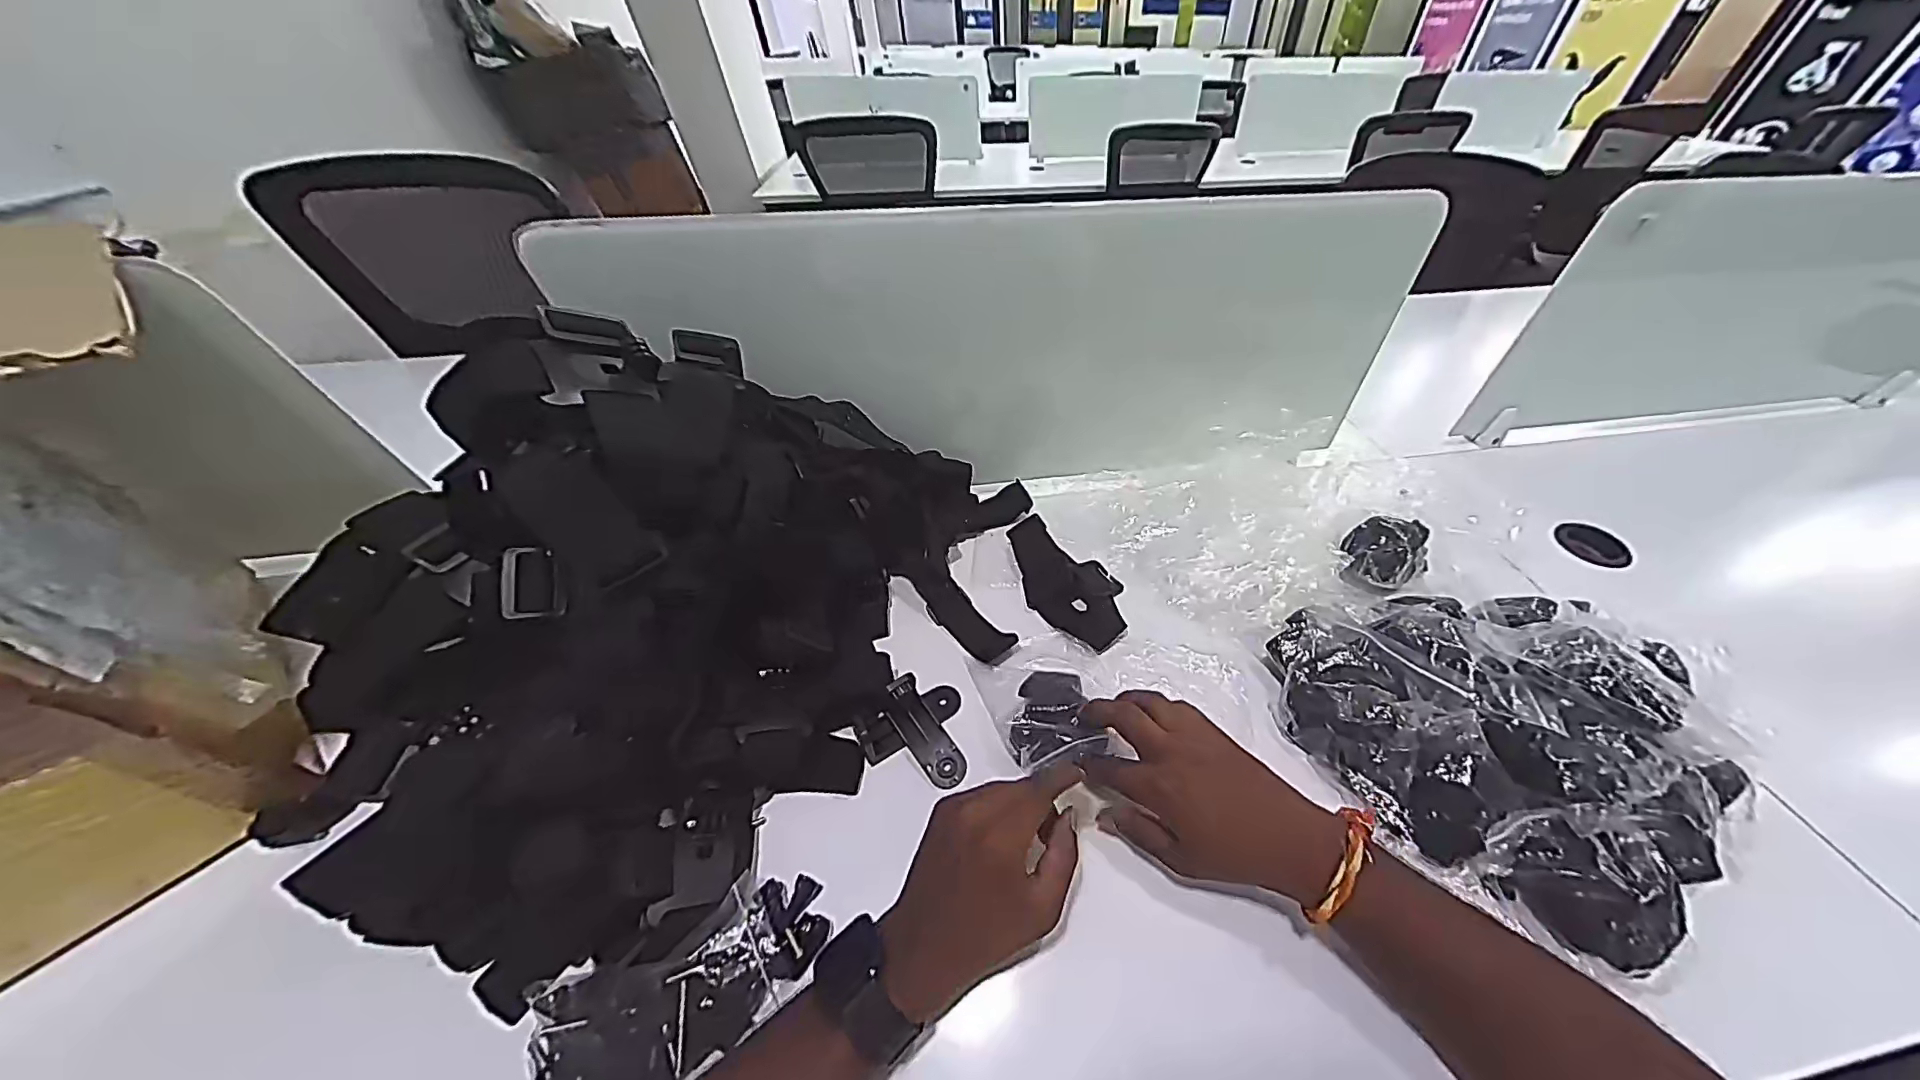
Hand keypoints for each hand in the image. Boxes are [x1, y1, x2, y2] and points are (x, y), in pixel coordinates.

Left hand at [878, 764, 1081, 1023]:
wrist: (924, 948)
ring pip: (1000, 789)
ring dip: (1018, 804)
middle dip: (1041, 799)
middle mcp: (972, 815)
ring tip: (1023, 842)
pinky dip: (995, 809)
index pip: (1039, 787)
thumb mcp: (1042, 907)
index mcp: (1000, 836)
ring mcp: (952, 812)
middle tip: (1051, 827)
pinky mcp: (940, 815)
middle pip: (1020, 786)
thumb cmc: (977, 937)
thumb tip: (1067, 822)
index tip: (1073, 773)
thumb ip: (1064, 855)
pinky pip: (979, 797)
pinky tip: (998, 842)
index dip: (1062, 777)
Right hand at [1082, 690, 1342, 904]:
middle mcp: (1171, 753)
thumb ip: (1138, 833)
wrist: (1289, 838)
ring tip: (1114, 708)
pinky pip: (1176, 705)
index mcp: (1158, 787)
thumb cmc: (1236, 854)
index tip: (1079, 764)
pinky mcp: (1213, 731)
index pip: (1108, 767)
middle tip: (1085, 716)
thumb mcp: (1180, 859)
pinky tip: (1153, 714)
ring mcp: (1193, 736)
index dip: (1087, 764)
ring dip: (1126, 700)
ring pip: (1149, 701)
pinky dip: (1157, 703)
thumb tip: (1108, 816)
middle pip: (1122, 715)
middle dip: (1096, 712)